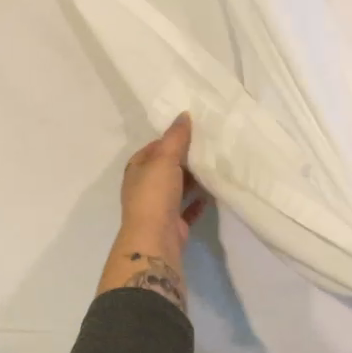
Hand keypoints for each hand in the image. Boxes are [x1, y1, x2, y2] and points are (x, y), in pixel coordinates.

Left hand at [97, 114, 207, 309]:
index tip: (193, 131)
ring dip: (193, 179)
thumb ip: (176, 137)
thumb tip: (184, 114)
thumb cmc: (155, 194)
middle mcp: (145, 187)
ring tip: (214, 166)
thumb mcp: (165, 158)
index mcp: (137, 169)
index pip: (154, 148)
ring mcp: (158, 207)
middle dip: (184, 158)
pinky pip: (188, 208)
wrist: (155, 238)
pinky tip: (212, 194)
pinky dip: (198, 202)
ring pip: (178, 187)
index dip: (171, 139)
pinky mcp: (173, 223)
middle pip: (166, 168)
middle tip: (208, 146)